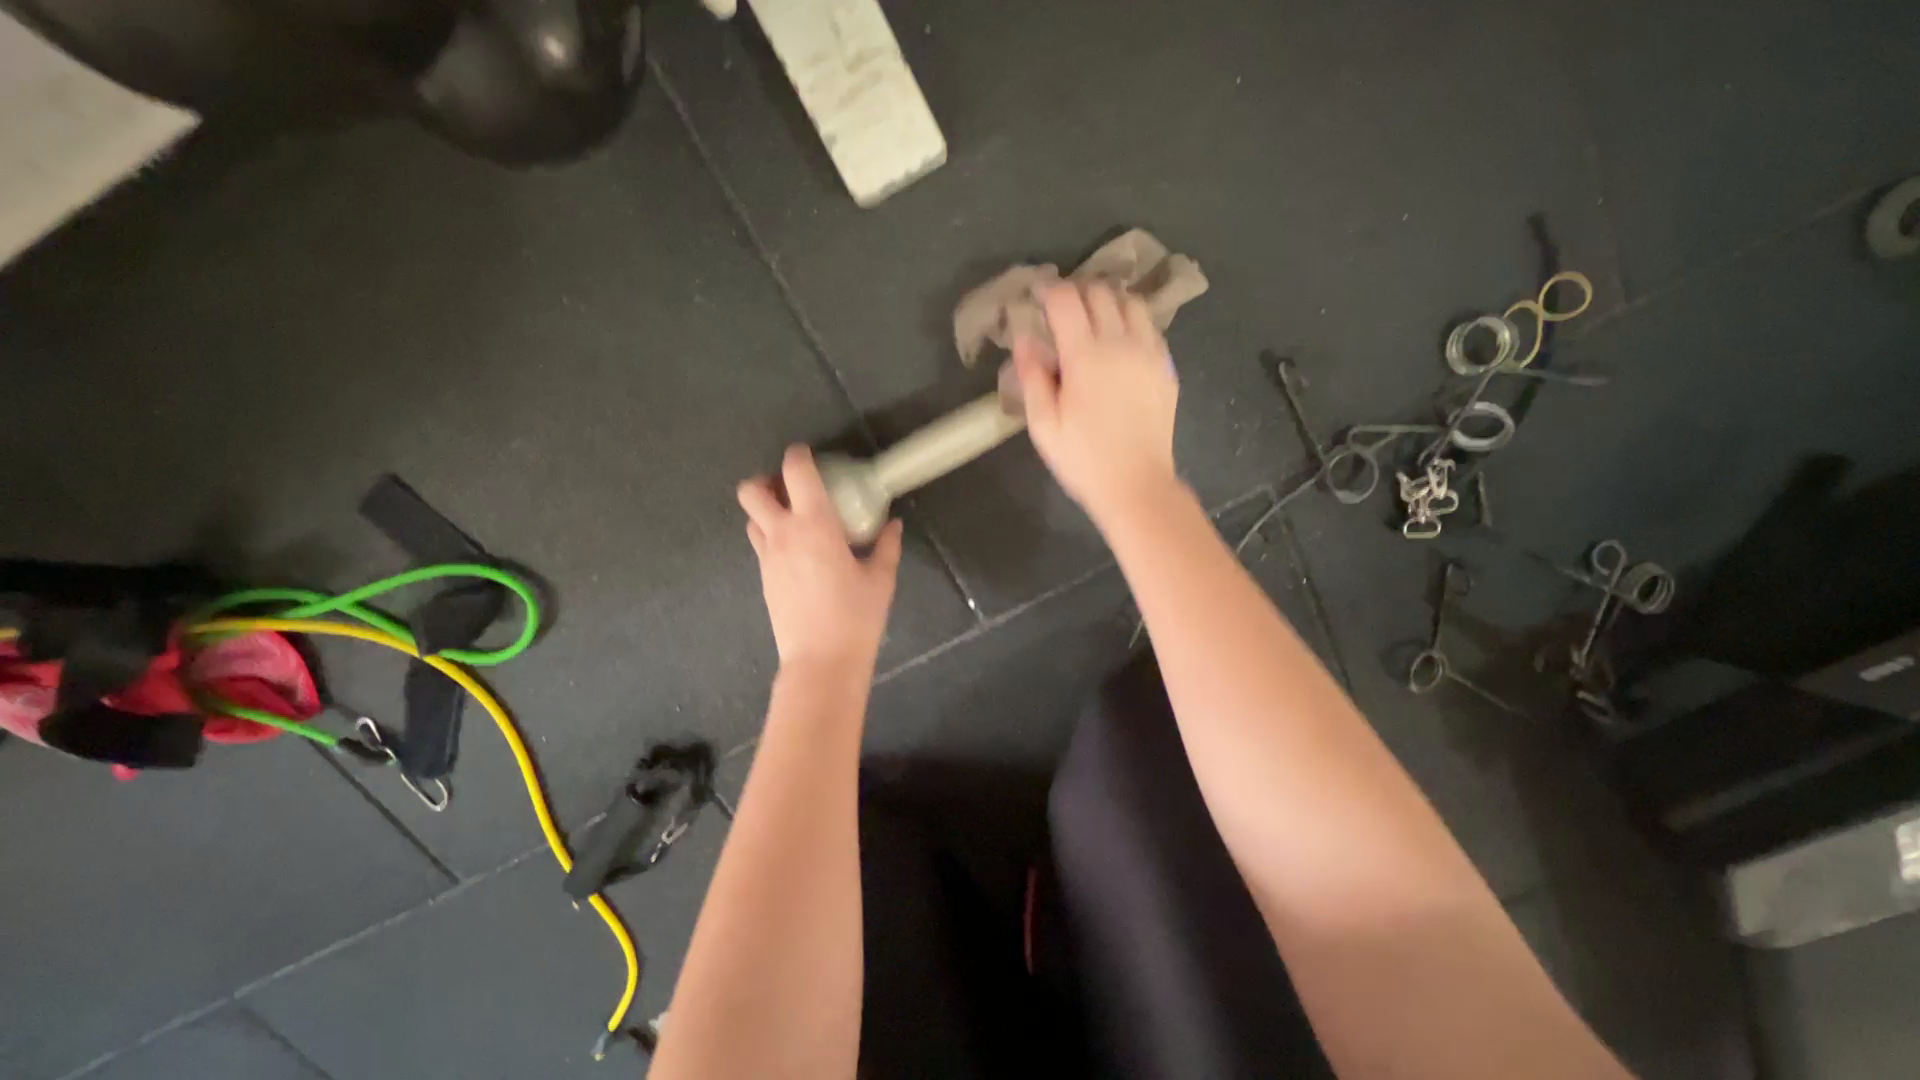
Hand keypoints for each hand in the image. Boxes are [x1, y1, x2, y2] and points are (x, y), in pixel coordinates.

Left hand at [738, 445, 903, 674]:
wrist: (821, 661)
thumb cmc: (856, 617)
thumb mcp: (881, 579)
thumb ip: (887, 546)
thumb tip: (893, 525)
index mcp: (814, 525)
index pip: (795, 472)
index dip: (798, 455)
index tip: (810, 455)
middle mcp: (783, 534)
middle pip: (751, 490)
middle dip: (767, 480)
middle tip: (793, 489)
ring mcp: (768, 557)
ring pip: (751, 518)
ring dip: (767, 510)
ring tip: (795, 520)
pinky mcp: (764, 578)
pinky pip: (761, 544)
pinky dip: (773, 536)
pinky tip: (799, 552)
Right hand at [1013, 282, 1182, 521]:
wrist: (1137, 485)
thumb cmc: (1083, 460)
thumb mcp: (1043, 425)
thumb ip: (1032, 376)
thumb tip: (1024, 338)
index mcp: (1085, 356)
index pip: (1066, 300)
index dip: (1049, 290)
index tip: (1037, 297)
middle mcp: (1121, 343)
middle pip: (1100, 292)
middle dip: (1077, 292)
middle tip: (1062, 310)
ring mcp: (1149, 353)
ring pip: (1131, 302)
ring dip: (1108, 301)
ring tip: (1094, 319)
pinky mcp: (1166, 368)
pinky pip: (1150, 327)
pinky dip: (1131, 322)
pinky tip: (1120, 342)